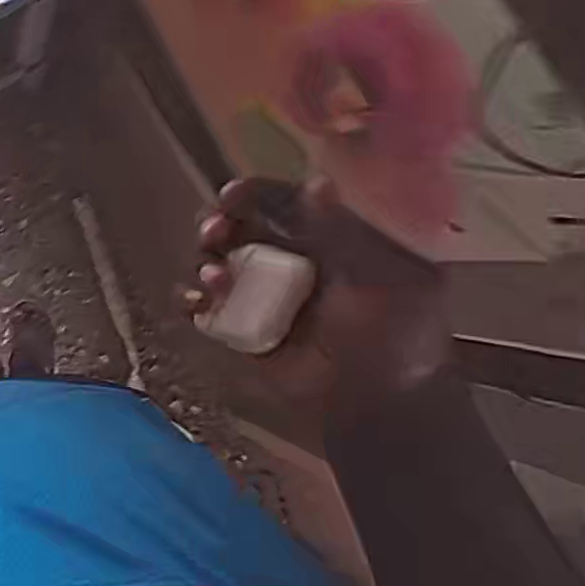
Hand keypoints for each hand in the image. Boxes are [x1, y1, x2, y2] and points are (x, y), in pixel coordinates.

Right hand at [186, 178, 451, 414]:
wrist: (373, 403)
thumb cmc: (394, 338)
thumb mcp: (384, 277)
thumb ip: (345, 233)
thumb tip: (316, 182)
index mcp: (328, 242)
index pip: (284, 206)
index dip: (255, 196)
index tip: (231, 195)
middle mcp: (288, 263)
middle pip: (237, 230)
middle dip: (218, 227)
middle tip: (212, 234)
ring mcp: (258, 296)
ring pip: (213, 265)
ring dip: (204, 264)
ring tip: (214, 279)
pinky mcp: (234, 327)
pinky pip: (200, 307)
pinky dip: (190, 301)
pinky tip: (197, 305)